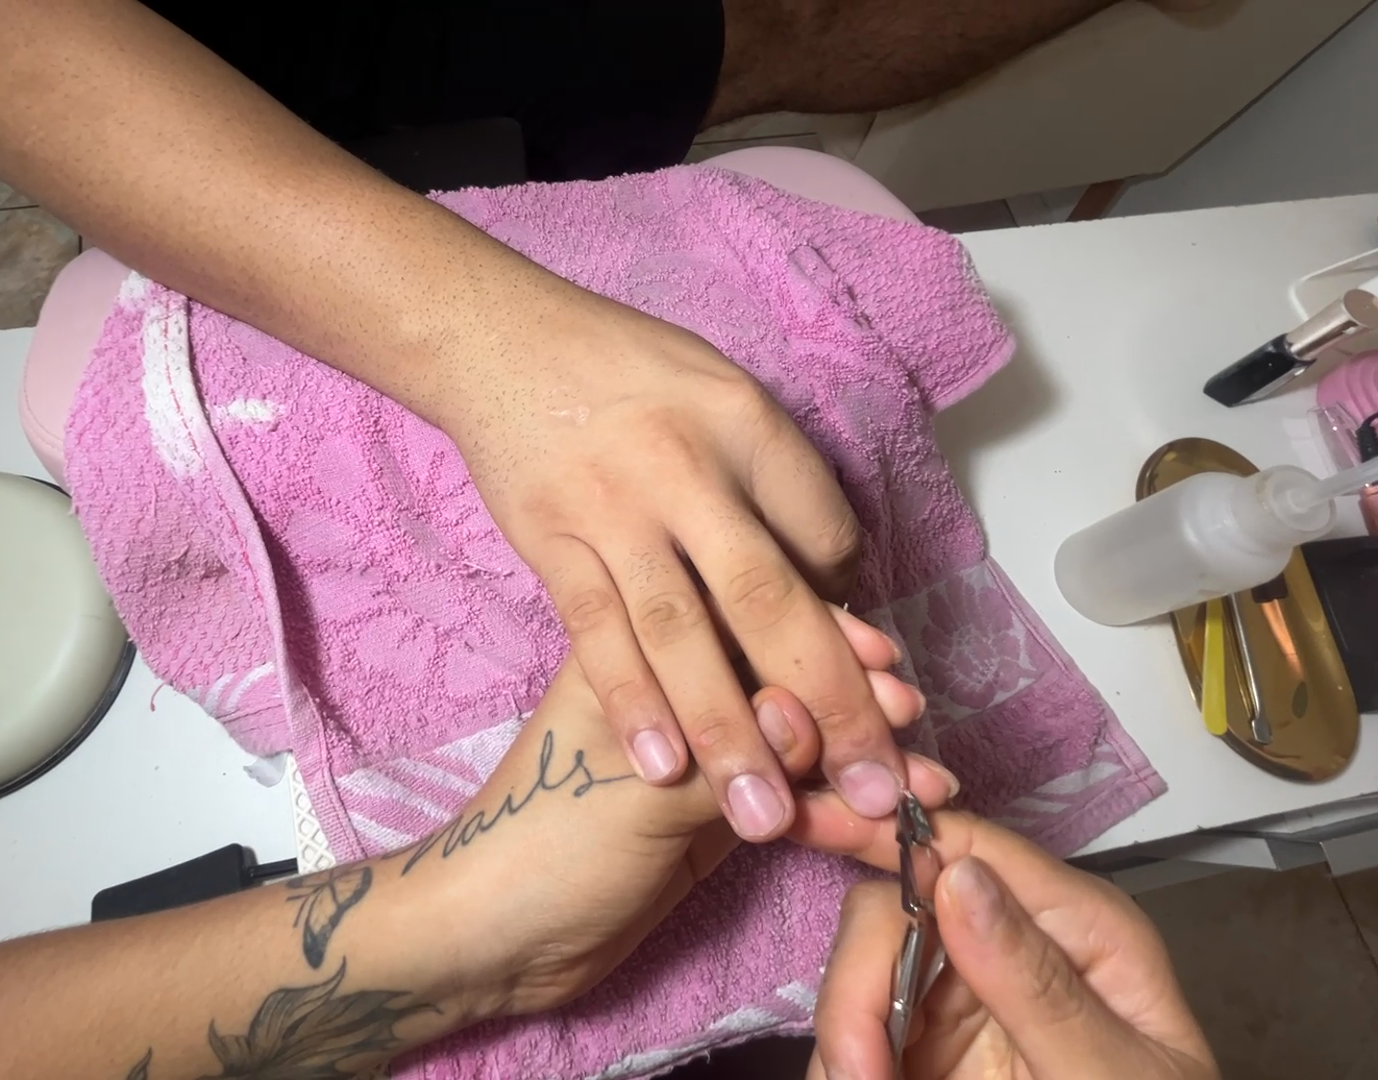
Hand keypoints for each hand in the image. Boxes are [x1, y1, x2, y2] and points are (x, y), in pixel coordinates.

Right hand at [435, 296, 906, 842]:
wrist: (502, 344)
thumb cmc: (621, 363)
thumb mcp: (717, 387)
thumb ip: (767, 472)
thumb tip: (814, 568)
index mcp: (743, 422)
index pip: (826, 533)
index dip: (852, 611)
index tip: (862, 670)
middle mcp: (684, 470)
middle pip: (766, 598)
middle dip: (827, 699)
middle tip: (875, 786)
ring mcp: (611, 511)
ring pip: (679, 632)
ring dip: (727, 728)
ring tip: (767, 814)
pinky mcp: (551, 543)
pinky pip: (596, 632)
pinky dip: (632, 700)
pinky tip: (663, 766)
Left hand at [440, 604, 952, 1019]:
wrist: (504, 937)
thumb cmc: (547, 840)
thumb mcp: (632, 791)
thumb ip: (724, 755)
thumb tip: (811, 717)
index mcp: (638, 658)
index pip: (737, 628)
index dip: (812, 640)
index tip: (881, 661)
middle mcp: (675, 691)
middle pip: (776, 679)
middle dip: (846, 696)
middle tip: (909, 714)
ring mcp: (701, 751)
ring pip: (792, 742)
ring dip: (854, 760)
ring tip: (924, 779)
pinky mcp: (716, 809)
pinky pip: (788, 799)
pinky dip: (837, 811)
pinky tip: (889, 823)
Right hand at [791, 806, 1216, 1079]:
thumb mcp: (1116, 1079)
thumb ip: (1039, 984)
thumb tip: (956, 876)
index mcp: (1066, 922)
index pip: (959, 842)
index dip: (876, 824)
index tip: (807, 824)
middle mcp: (999, 937)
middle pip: (887, 907)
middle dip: (859, 984)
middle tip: (861, 1072)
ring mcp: (951, 986)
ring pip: (856, 964)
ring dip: (846, 1031)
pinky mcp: (915, 1034)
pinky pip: (849, 1019)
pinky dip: (843, 1057)